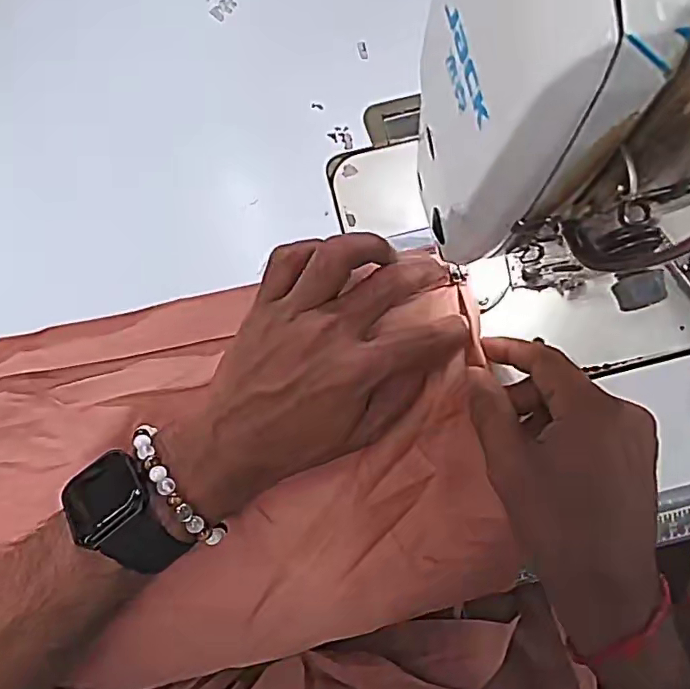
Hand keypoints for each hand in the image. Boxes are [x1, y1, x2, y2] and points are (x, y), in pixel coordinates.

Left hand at [161, 234, 467, 518]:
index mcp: (356, 369)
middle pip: (389, 283)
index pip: (420, 338)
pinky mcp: (265, 307)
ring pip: (337, 255)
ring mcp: (294, 314)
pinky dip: (310, 248)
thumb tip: (427, 368)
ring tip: (383, 253)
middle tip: (433, 273)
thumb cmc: (292, 443)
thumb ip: (400, 397)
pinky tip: (325, 256)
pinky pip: (286, 259)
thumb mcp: (360, 433)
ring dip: (369, 245)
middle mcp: (327, 333)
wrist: (234, 442)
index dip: (449, 330)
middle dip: (425, 273)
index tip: (455, 326)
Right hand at [465, 337, 664, 656]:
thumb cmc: (560, 529)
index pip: (547, 360)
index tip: (485, 349)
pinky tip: (545, 462)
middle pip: (564, 385)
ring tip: (517, 450)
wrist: (607, 584)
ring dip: (543, 416)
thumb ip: (489, 412)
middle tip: (493, 420)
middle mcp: (625, 415)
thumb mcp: (510, 466)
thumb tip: (476, 377)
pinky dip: (565, 432)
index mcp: (595, 410)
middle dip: (524, 395)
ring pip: (579, 407)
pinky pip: (596, 427)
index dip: (510, 350)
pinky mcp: (640, 455)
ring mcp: (637, 436)